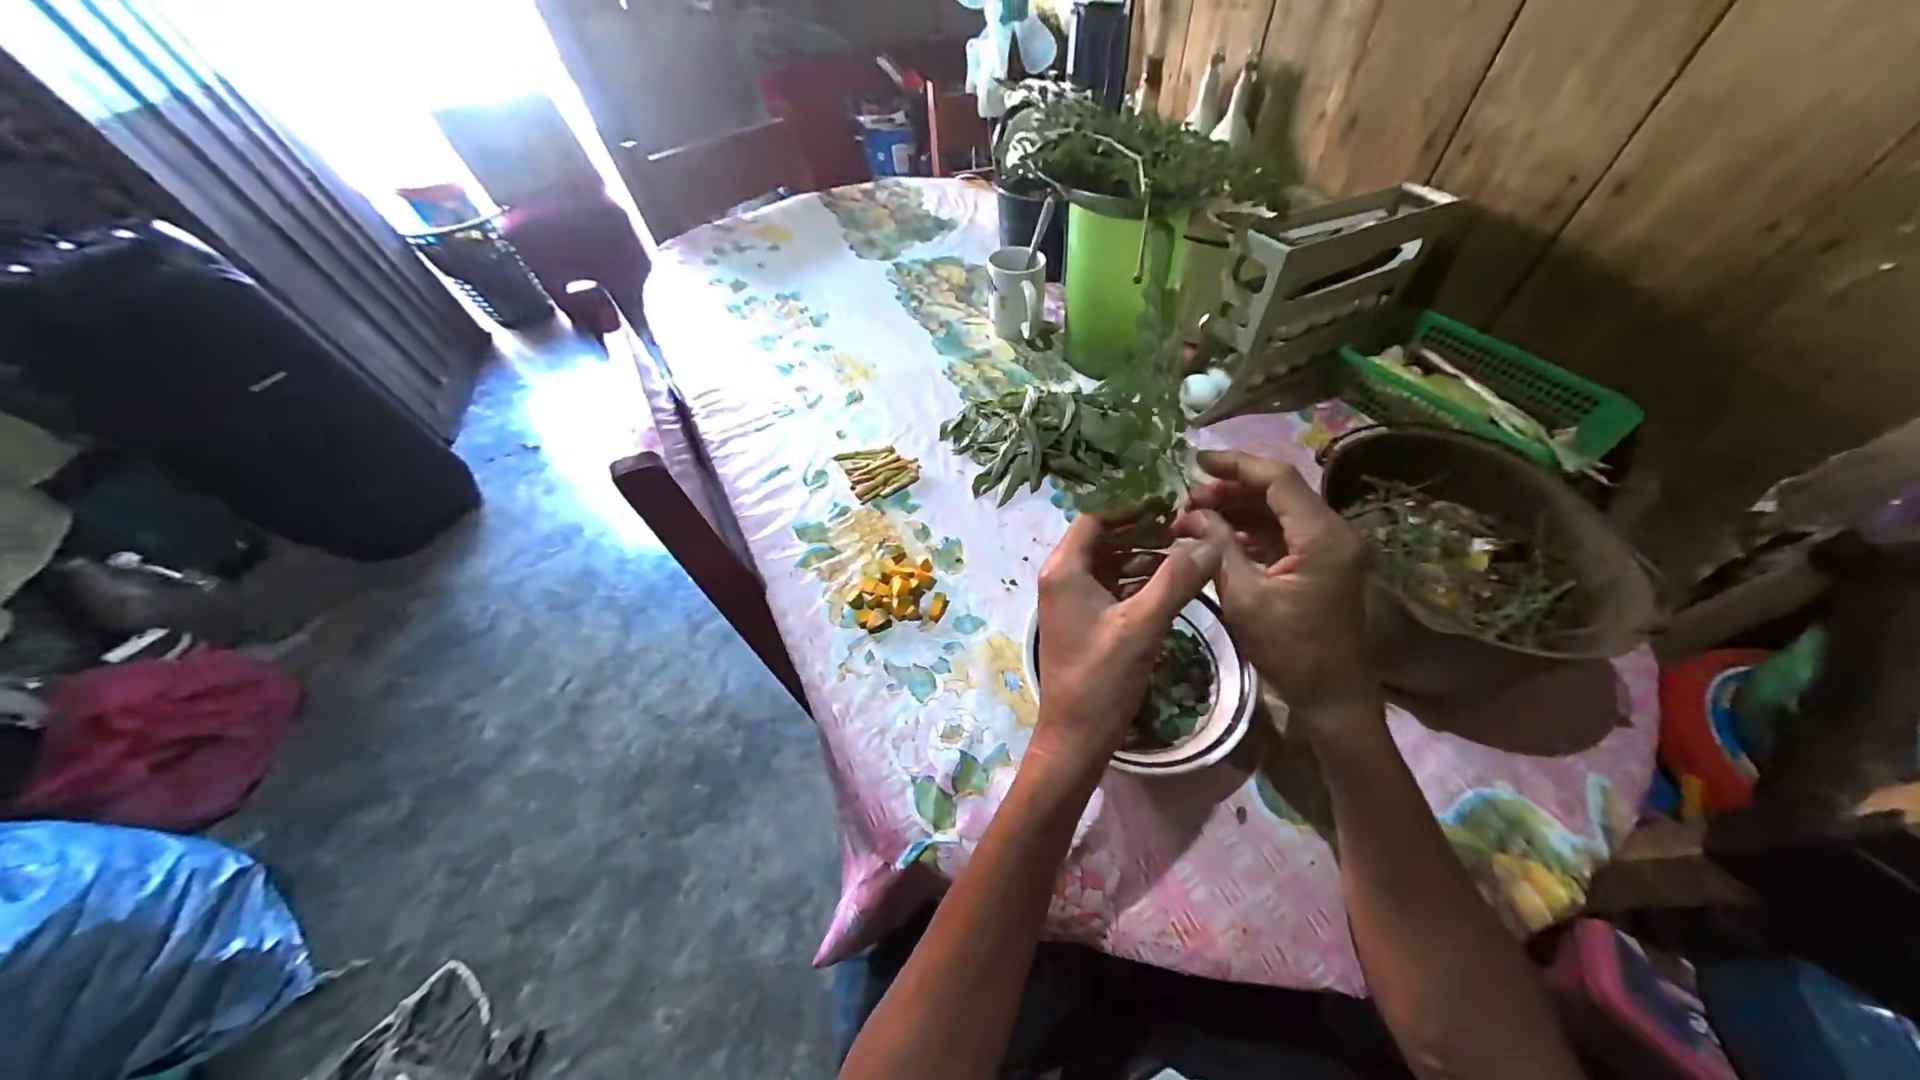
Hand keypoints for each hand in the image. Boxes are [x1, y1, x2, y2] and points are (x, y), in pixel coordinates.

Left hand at [1032, 513, 1221, 775]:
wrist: (1076, 736)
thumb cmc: (1102, 679)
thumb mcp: (1142, 625)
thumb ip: (1176, 580)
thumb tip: (1209, 541)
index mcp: (1064, 569)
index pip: (1095, 518)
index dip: (1131, 507)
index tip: (1170, 505)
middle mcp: (1061, 577)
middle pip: (1103, 538)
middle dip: (1142, 530)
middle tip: (1186, 527)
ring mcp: (1071, 600)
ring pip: (1109, 563)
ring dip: (1143, 555)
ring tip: (1187, 551)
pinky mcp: (1083, 619)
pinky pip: (1111, 586)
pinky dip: (1138, 580)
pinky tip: (1171, 582)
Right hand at [1176, 451, 1376, 727]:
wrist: (1331, 696)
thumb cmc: (1290, 649)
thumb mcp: (1245, 596)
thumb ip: (1217, 547)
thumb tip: (1190, 514)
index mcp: (1322, 535)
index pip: (1278, 480)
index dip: (1235, 465)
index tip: (1195, 461)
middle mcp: (1334, 533)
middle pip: (1278, 492)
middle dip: (1230, 490)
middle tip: (1187, 501)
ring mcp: (1330, 549)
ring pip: (1279, 512)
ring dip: (1238, 510)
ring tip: (1195, 517)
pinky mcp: (1321, 565)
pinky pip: (1283, 534)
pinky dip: (1250, 531)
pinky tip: (1218, 537)